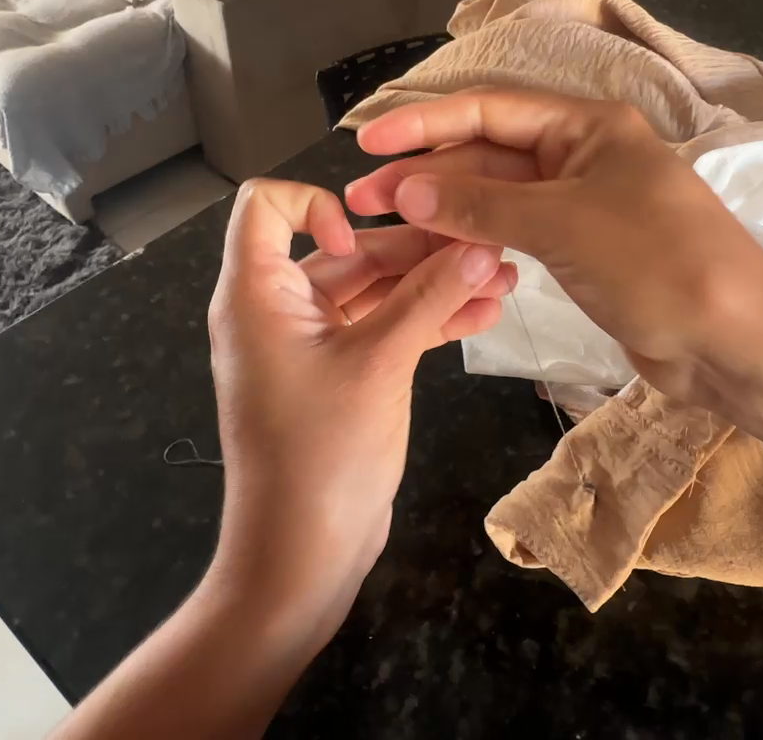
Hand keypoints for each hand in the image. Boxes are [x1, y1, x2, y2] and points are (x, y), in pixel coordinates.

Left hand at [205, 178, 513, 616]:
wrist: (303, 557)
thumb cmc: (322, 452)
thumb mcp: (380, 364)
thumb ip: (430, 297)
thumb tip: (483, 245)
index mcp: (258, 293)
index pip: (266, 206)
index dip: (315, 204)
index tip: (361, 237)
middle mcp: (281, 308)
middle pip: (348, 250)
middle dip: (418, 249)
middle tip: (488, 245)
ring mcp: (314, 343)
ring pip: (377, 292)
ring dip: (435, 286)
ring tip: (504, 281)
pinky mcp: (344, 374)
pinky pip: (386, 330)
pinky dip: (427, 322)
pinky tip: (484, 318)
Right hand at [344, 90, 762, 417]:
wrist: (734, 342)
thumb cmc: (658, 264)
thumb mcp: (564, 224)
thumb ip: (481, 204)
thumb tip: (406, 188)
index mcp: (587, 127)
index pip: (490, 111)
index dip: (424, 123)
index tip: (367, 140)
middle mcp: (582, 155)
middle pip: (488, 155)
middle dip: (426, 173)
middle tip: (363, 197)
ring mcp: (582, 205)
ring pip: (498, 197)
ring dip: (445, 208)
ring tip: (387, 225)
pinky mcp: (581, 250)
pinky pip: (516, 232)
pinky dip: (477, 238)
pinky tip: (438, 248)